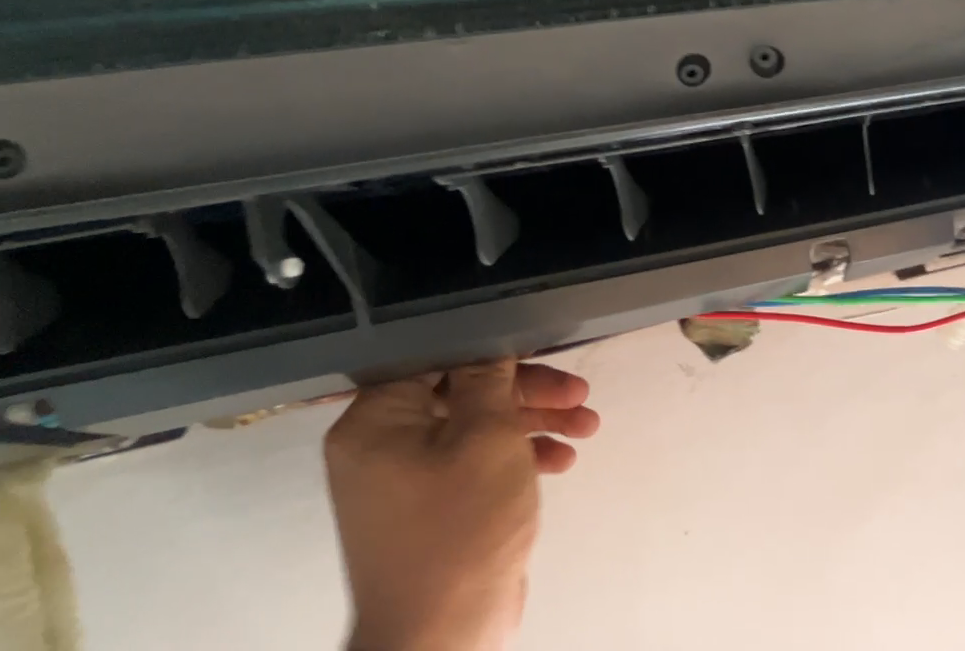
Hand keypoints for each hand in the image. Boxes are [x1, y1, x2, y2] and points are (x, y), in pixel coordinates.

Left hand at [324, 360, 600, 650]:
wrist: (443, 633)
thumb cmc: (461, 524)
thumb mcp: (486, 437)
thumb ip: (489, 380)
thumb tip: (490, 344)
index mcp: (377, 423)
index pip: (434, 360)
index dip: (491, 350)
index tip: (542, 349)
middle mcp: (384, 445)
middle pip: (464, 391)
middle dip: (528, 391)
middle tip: (580, 392)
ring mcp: (409, 478)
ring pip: (479, 426)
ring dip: (536, 421)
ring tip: (588, 427)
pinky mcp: (436, 505)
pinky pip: (478, 460)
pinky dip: (520, 455)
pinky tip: (562, 462)